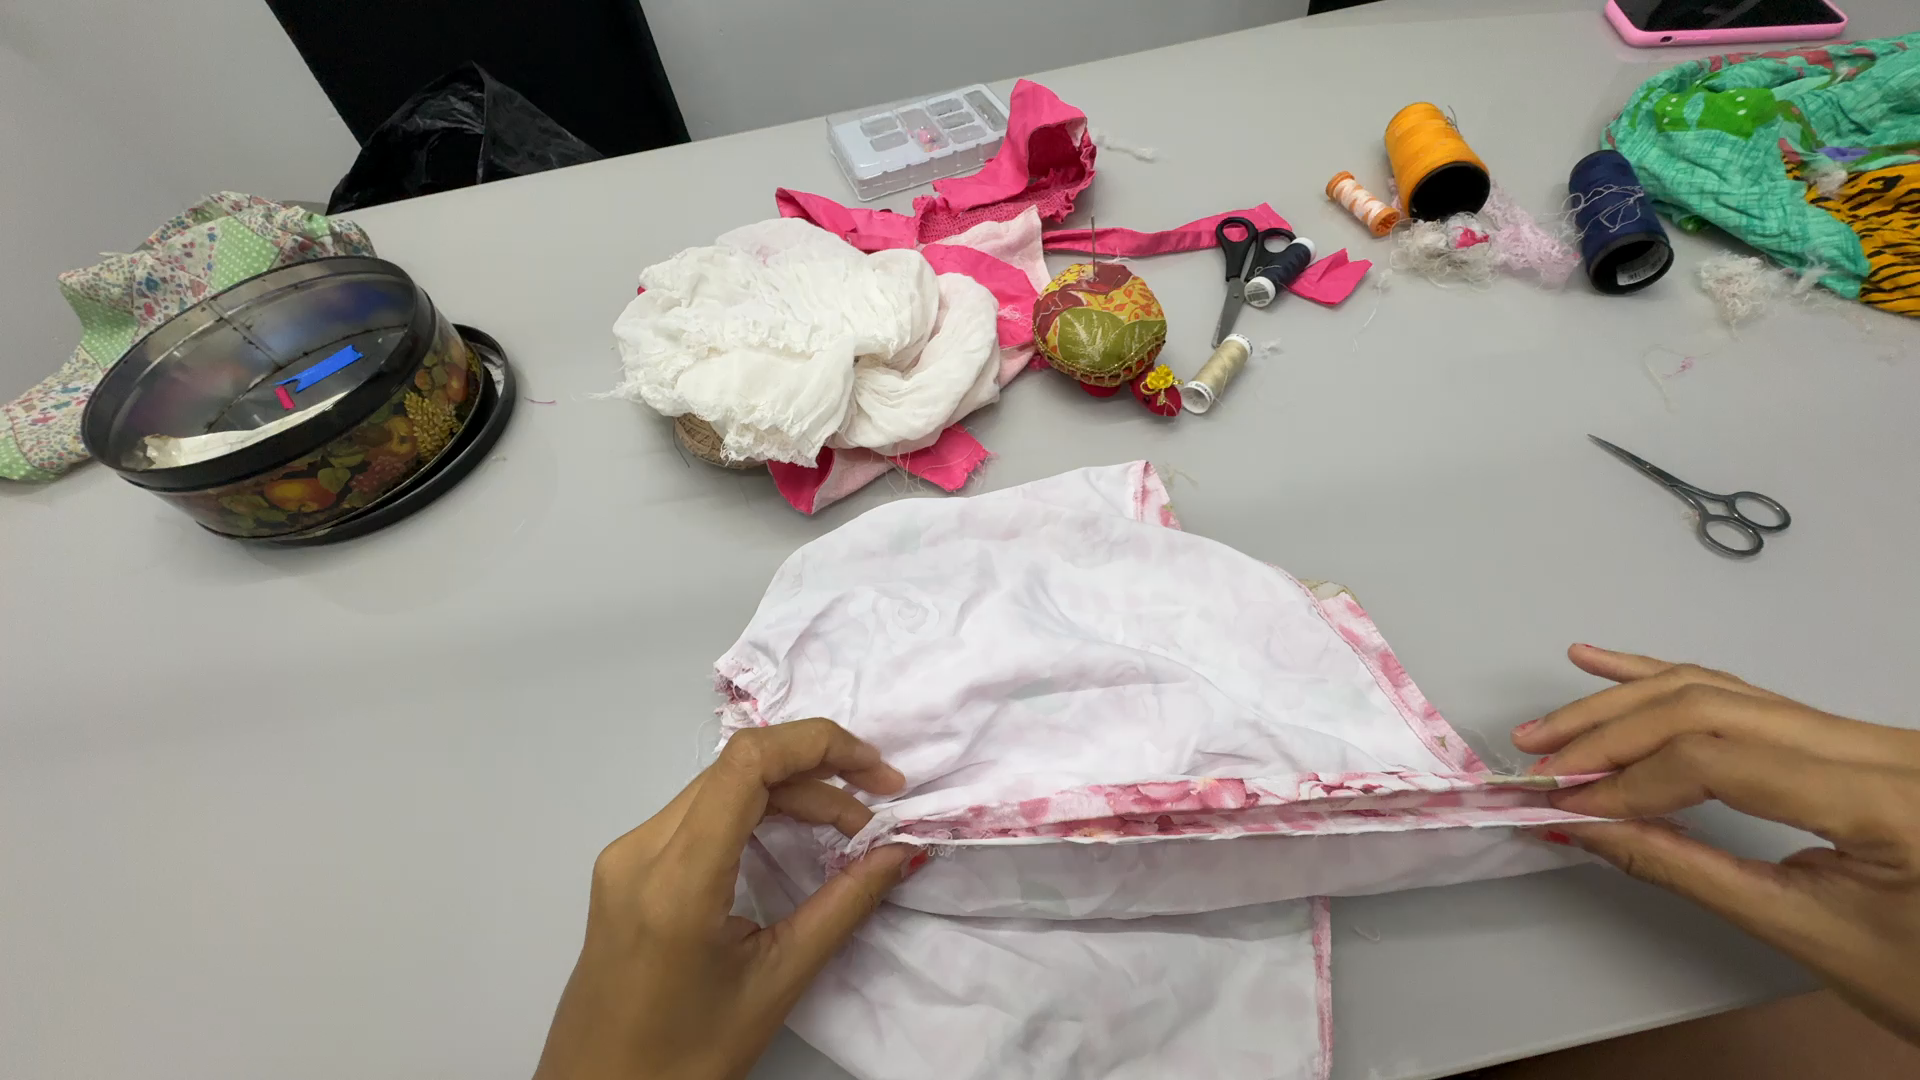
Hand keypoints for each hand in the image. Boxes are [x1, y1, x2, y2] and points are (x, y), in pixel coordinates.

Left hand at [533, 719, 915, 1079]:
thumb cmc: (686, 1061)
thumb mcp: (778, 981)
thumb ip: (846, 904)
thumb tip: (902, 850)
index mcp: (677, 881)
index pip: (748, 763)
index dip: (819, 744)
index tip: (876, 770)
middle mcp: (642, 848)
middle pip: (743, 769)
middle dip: (820, 773)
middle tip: (878, 805)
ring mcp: (629, 851)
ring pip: (726, 784)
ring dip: (794, 791)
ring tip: (849, 828)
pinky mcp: (629, 862)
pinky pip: (705, 809)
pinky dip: (761, 809)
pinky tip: (797, 835)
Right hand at [1515, 645, 1919, 1045]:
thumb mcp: (1805, 929)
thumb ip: (1680, 866)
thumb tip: (1578, 825)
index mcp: (1889, 801)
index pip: (1712, 760)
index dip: (1623, 780)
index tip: (1564, 803)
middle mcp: (1885, 749)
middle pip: (1701, 711)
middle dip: (1604, 736)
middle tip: (1538, 762)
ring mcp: (1868, 734)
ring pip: (1710, 691)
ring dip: (1616, 706)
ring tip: (1547, 728)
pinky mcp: (1846, 734)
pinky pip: (1738, 690)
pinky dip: (1658, 676)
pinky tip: (1598, 661)